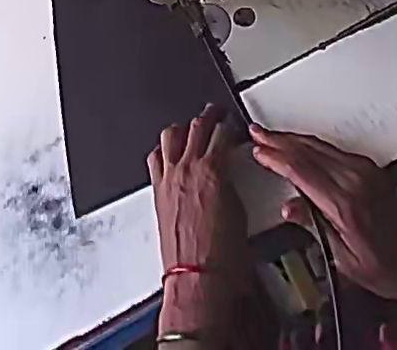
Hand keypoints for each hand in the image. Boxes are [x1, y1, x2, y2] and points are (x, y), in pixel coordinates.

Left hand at [151, 105, 245, 334]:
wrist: (198, 283)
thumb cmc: (222, 258)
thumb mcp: (239, 211)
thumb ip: (230, 183)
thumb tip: (226, 175)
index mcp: (213, 171)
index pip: (222, 132)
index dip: (230, 124)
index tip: (232, 123)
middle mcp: (188, 169)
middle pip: (197, 126)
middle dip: (209, 115)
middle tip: (215, 112)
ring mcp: (170, 178)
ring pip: (170, 135)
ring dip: (183, 128)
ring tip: (191, 128)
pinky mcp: (158, 191)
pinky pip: (156, 159)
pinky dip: (164, 151)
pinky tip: (170, 153)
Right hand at [249, 125, 396, 305]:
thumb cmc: (385, 266)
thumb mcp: (343, 260)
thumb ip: (314, 228)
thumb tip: (288, 209)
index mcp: (345, 204)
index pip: (301, 170)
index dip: (276, 158)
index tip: (259, 152)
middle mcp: (354, 180)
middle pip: (307, 150)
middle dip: (278, 139)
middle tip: (257, 133)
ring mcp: (362, 169)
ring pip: (318, 145)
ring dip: (292, 137)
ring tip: (270, 134)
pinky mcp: (367, 166)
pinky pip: (331, 148)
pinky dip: (309, 143)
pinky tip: (298, 143)